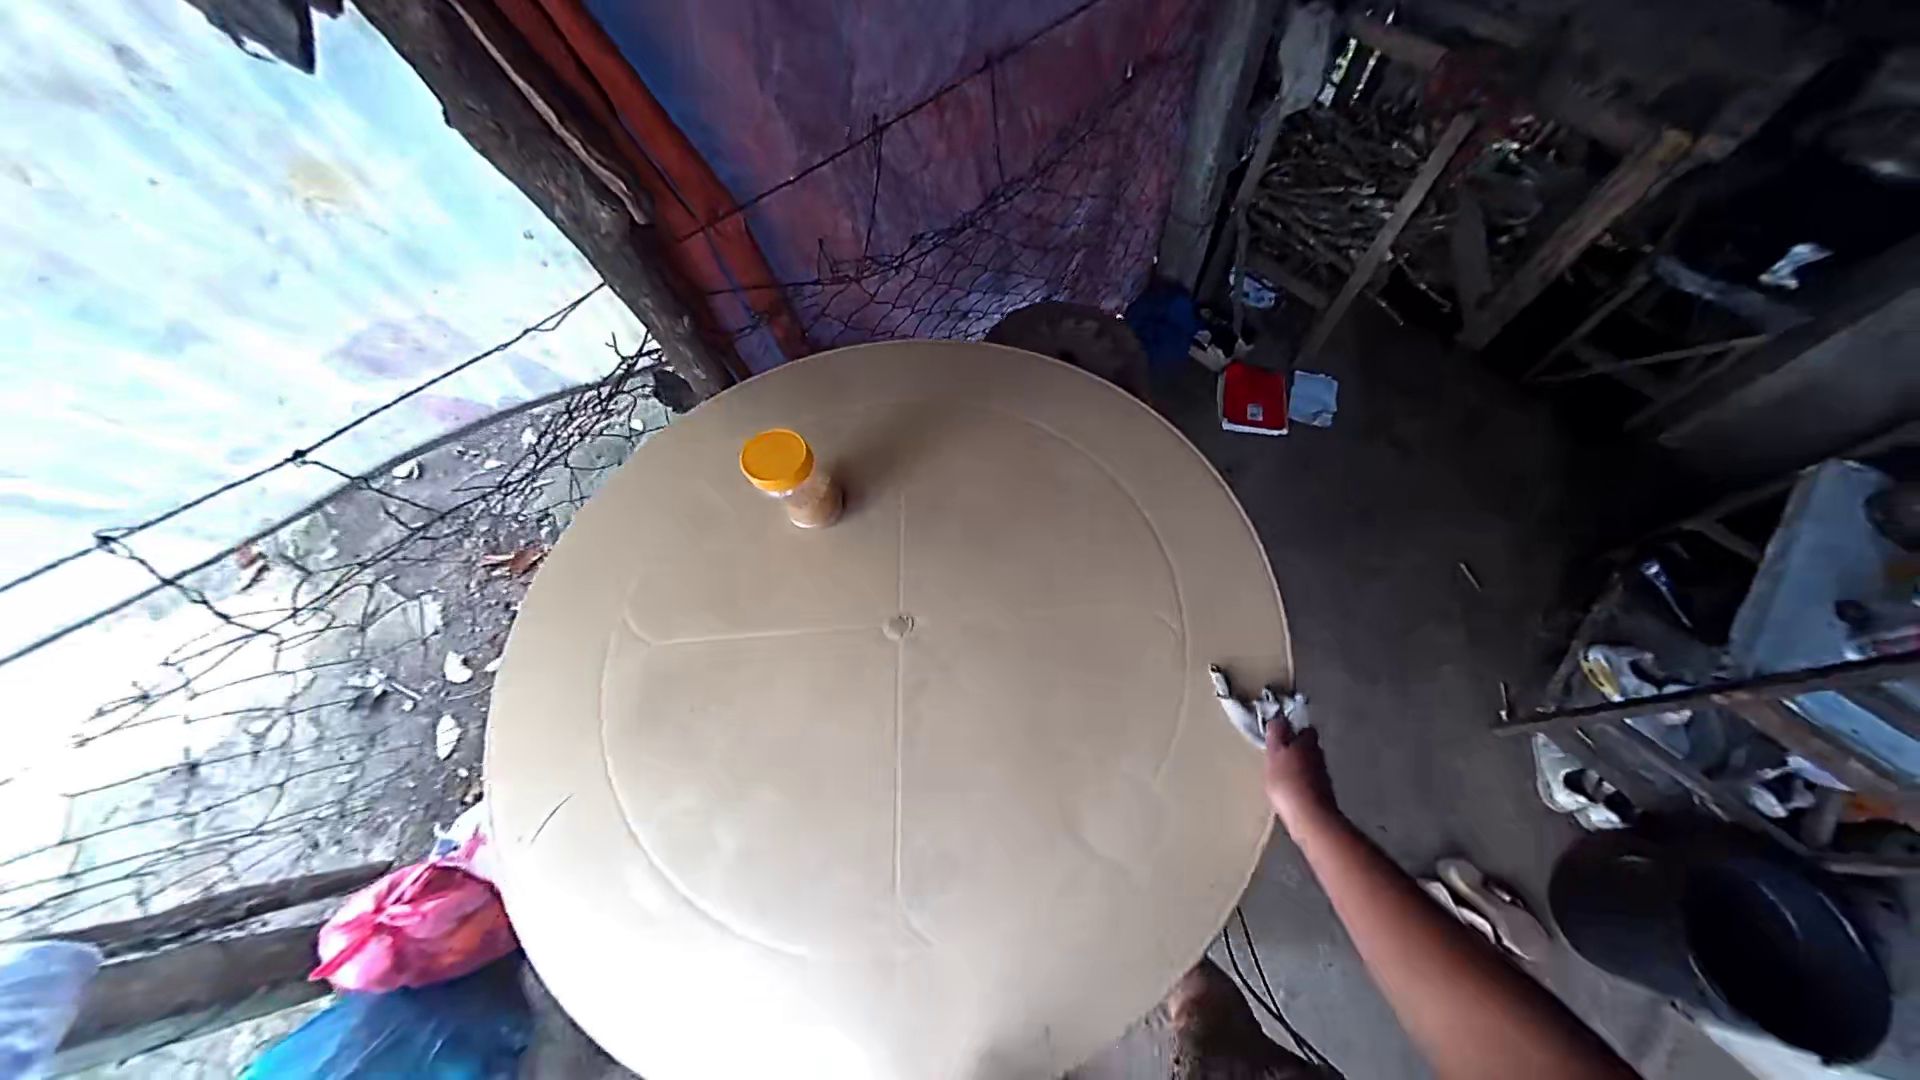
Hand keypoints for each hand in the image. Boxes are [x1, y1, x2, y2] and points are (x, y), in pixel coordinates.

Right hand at [1264, 717, 1337, 835]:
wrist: (1309, 816)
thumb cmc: (1286, 780)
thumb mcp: (1273, 754)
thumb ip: (1276, 735)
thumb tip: (1278, 718)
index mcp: (1307, 743)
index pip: (1306, 729)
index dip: (1295, 730)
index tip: (1283, 734)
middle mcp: (1319, 755)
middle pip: (1310, 746)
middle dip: (1298, 748)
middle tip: (1281, 753)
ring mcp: (1324, 775)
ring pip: (1311, 763)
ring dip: (1300, 765)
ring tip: (1284, 772)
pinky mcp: (1324, 793)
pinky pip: (1312, 780)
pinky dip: (1303, 781)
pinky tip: (1292, 788)